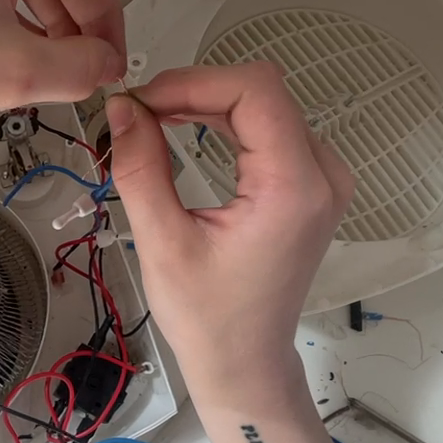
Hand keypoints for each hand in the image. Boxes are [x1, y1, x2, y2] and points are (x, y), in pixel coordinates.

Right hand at [104, 64, 353, 389]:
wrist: (243, 359)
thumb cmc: (206, 316)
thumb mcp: (163, 244)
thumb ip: (140, 169)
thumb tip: (121, 109)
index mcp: (294, 188)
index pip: (253, 91)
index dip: (190, 82)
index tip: (140, 104)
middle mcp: (322, 174)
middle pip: (259, 92)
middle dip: (192, 91)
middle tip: (136, 115)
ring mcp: (321, 178)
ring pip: (262, 104)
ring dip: (203, 104)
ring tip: (150, 122)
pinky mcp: (307, 185)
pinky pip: (266, 128)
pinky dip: (220, 122)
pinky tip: (183, 130)